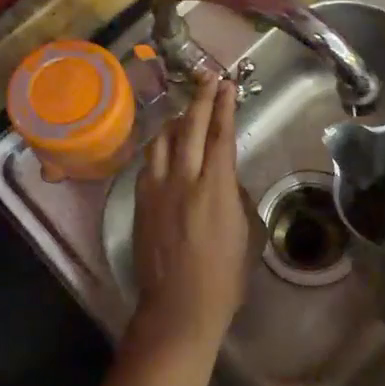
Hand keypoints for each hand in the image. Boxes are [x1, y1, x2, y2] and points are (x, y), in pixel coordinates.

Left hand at [129, 76, 249, 351]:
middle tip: (207, 78)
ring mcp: (156, 189)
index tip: (227, 85)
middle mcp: (183, 179)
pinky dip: (159, 147)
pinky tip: (164, 146)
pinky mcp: (139, 201)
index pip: (221, 134)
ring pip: (162, 139)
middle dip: (201, 99)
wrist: (178, 306)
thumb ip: (235, 198)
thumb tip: (225, 181)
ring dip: (175, 120)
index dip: (225, 106)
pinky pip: (148, 162)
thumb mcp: (245, 232)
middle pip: (191, 127)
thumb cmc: (224, 276)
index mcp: (215, 187)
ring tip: (185, 111)